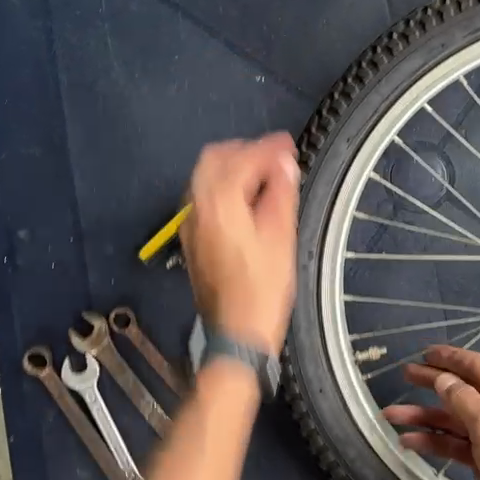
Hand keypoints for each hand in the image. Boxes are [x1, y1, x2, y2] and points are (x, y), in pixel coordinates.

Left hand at [180, 132, 300, 353]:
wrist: (235, 334)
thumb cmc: (263, 288)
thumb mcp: (281, 238)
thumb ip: (281, 193)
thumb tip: (283, 163)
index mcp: (219, 202)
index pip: (241, 158)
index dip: (268, 148)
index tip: (289, 145)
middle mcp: (196, 206)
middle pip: (214, 158)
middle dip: (245, 150)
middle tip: (275, 157)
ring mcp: (190, 223)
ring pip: (205, 176)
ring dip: (233, 166)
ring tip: (264, 175)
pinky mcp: (191, 238)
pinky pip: (203, 196)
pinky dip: (223, 185)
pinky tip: (246, 198)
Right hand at [382, 346, 479, 479]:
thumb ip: (462, 398)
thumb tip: (443, 379)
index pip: (475, 365)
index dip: (449, 358)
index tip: (424, 352)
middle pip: (461, 390)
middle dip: (432, 382)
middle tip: (405, 375)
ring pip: (453, 419)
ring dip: (424, 416)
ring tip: (391, 414)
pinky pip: (454, 444)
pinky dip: (433, 441)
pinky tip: (408, 442)